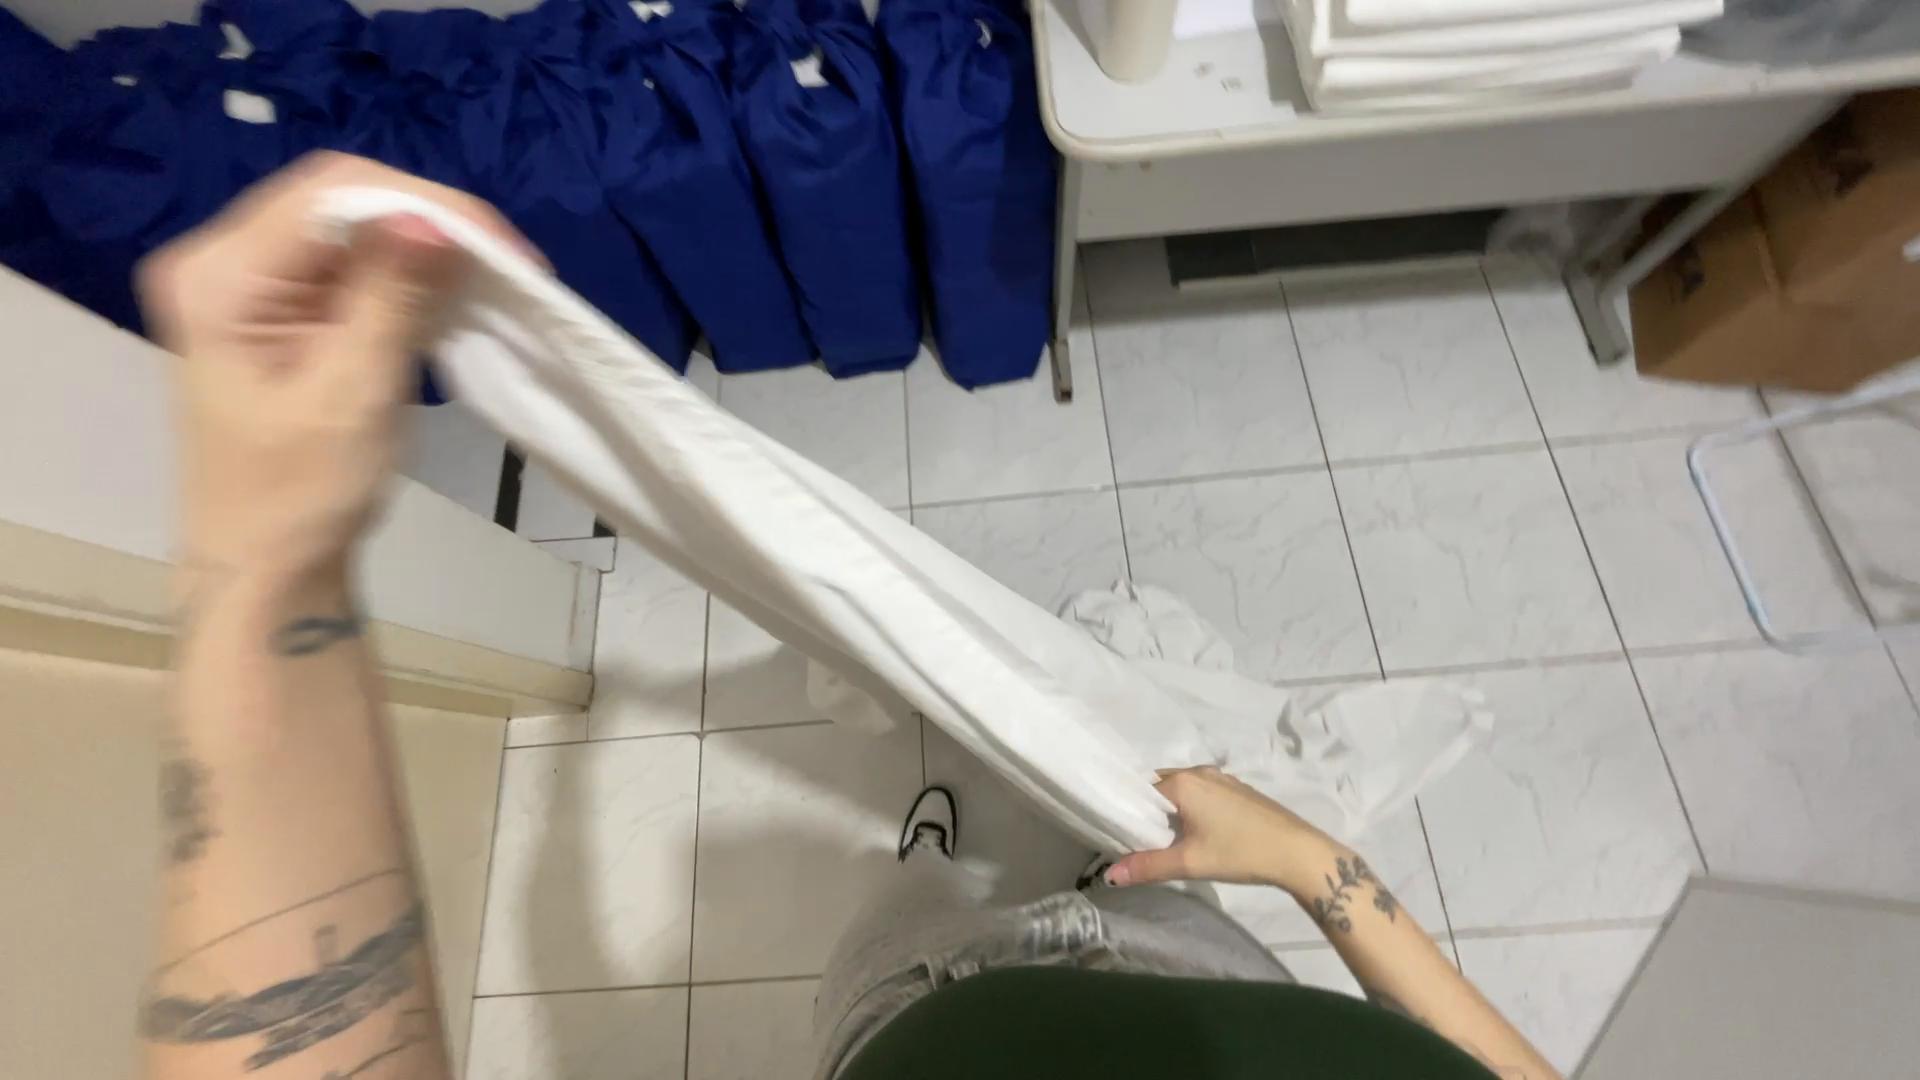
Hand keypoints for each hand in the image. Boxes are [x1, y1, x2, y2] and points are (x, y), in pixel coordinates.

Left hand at [139, 152, 535, 583]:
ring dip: (437, 249)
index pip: (332, 195)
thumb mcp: (353, 391)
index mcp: (225, 276)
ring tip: (502, 279)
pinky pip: (365, 271)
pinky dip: (421, 278)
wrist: (273, 553)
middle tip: (517, 266)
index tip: (508, 252)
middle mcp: (234, 263)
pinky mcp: (297, 313)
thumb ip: (389, 300)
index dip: (427, 207)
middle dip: (438, 223)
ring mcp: (264, 288)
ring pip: (361, 232)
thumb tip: (434, 223)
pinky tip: (462, 297)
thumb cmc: (306, 487)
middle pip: (345, 201)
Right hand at [1106, 766, 1346, 894]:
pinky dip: (1194, 805)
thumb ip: (1148, 866)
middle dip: (1151, 808)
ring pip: (1184, 788)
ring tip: (1170, 836)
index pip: (1142, 790)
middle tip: (1143, 836)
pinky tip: (1201, 831)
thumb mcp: (1190, 863)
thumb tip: (1110, 875)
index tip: (1124, 831)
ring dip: (1174, 807)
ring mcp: (1222, 778)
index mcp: (1182, 782)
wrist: (1299, 853)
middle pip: (1161, 785)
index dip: (1131, 809)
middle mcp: (1199, 772)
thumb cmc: (1240, 853)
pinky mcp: (1239, 789)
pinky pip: (1203, 791)